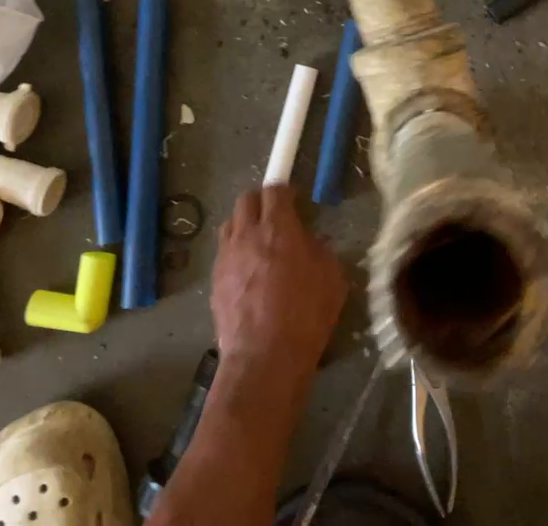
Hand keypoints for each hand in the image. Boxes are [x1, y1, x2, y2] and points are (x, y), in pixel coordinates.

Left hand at [212, 185, 346, 373]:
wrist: (264, 357)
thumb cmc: (306, 315)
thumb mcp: (332, 279)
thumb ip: (322, 251)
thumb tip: (312, 242)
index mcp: (278, 228)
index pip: (275, 191)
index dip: (285, 190)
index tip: (294, 198)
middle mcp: (247, 235)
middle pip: (246, 200)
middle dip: (261, 202)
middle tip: (275, 217)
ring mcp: (226, 257)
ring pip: (230, 224)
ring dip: (244, 225)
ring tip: (258, 243)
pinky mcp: (214, 280)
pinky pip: (223, 253)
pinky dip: (235, 253)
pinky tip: (248, 273)